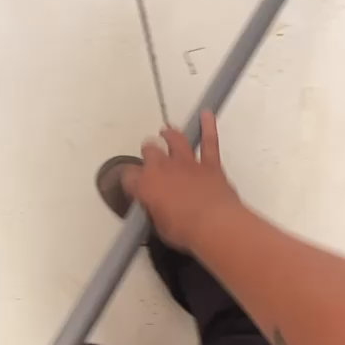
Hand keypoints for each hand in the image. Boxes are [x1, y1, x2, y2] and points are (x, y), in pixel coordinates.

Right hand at [123, 111, 243, 250]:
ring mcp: (187, 163)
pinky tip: (206, 114)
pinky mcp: (209, 164)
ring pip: (175, 140)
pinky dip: (208, 127)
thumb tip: (158, 210)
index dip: (130, 180)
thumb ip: (156, 212)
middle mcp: (163, 168)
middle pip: (150, 151)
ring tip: (166, 132)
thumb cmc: (185, 230)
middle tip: (149, 155)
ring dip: (169, 135)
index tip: (133, 185)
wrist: (215, 225)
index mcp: (146, 185)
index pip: (130, 176)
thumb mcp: (160, 227)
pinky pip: (209, 141)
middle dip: (148, 152)